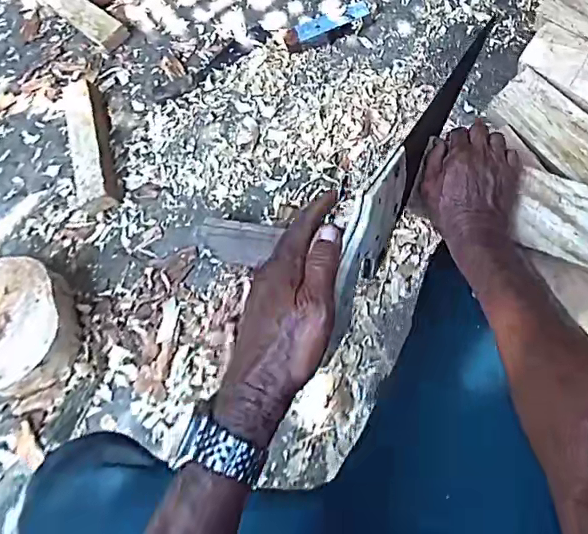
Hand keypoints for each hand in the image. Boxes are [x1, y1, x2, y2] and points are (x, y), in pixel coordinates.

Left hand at [213, 190, 342, 444]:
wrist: (254, 393)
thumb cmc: (290, 349)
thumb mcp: (316, 304)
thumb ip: (323, 265)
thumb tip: (329, 230)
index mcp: (282, 268)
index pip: (301, 228)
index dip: (318, 208)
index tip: (333, 195)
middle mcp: (268, 275)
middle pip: (291, 239)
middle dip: (311, 221)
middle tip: (330, 210)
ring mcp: (261, 292)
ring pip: (286, 255)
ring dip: (304, 241)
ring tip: (322, 236)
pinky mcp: (260, 308)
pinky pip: (283, 271)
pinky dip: (298, 260)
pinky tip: (305, 271)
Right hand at [418, 119, 519, 253]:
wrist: (477, 232)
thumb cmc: (454, 215)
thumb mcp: (429, 189)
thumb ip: (432, 162)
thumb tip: (438, 147)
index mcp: (459, 155)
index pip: (458, 131)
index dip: (455, 137)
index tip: (454, 144)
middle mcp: (480, 153)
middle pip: (479, 128)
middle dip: (473, 132)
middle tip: (471, 141)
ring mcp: (498, 161)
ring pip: (497, 137)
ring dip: (490, 141)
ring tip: (485, 150)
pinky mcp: (511, 172)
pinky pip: (512, 153)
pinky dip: (505, 155)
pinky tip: (499, 162)